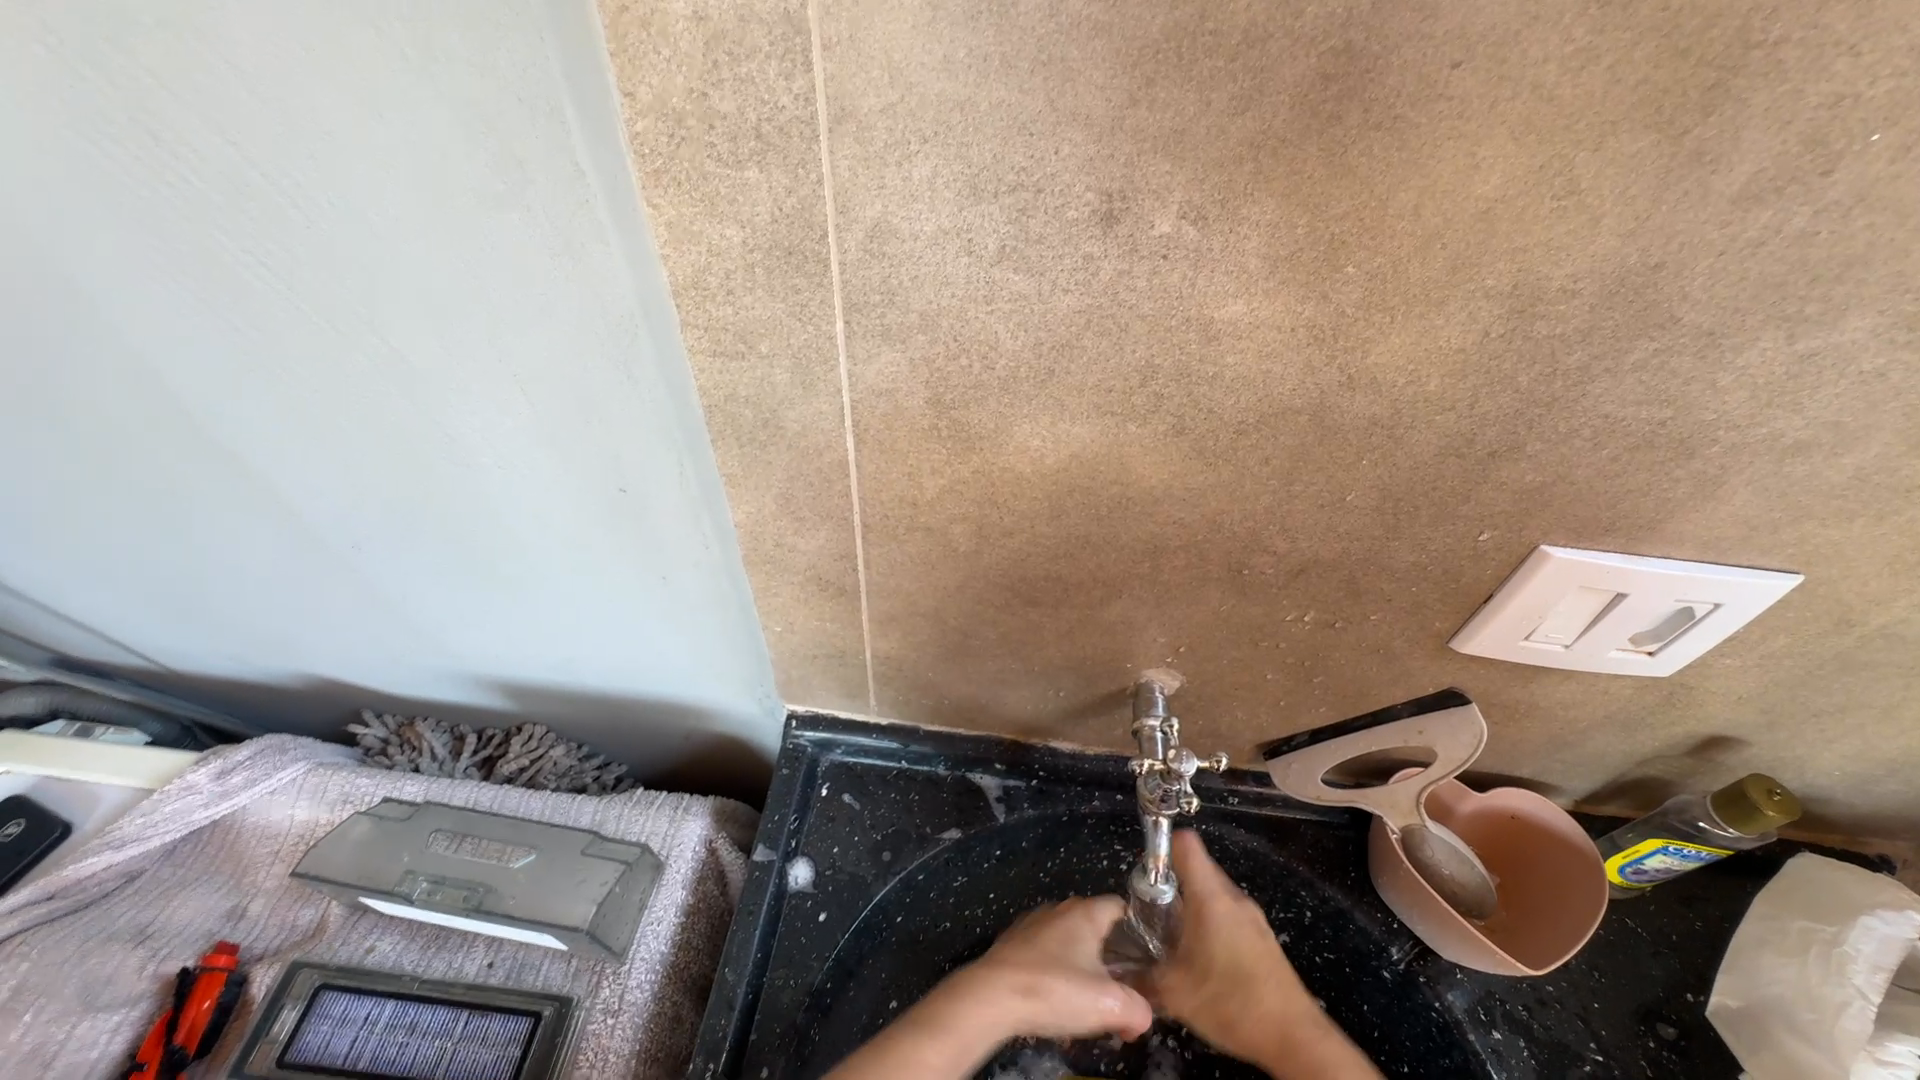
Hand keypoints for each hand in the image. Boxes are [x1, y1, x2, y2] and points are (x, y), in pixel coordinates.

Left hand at [939, 895, 1154, 1041]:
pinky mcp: (1012, 942)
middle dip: (1109, 955)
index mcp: (1085, 913)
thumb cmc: (1054, 990)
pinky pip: (1043, 953)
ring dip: (1079, 966)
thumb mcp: (1108, 1005)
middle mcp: (1059, 910)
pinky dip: (1052, 971)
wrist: (991, 997)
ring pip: (1067, 941)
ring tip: (1085, 1000)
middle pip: (1094, 925)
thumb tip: (1141, 1016)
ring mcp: (1032, 924)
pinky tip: (1053, 1000)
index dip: (1136, 928)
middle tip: (1119, 986)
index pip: (1120, 906)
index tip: (1145, 955)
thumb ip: (1137, 1010)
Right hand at [1153, 831, 1380, 1079]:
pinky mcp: (1264, 940)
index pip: (1186, 844)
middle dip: (1171, 886)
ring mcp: (1253, 919)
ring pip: (1213, 897)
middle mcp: (1234, 899)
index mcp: (1211, 897)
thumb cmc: (1231, 1002)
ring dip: (1191, 910)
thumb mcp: (1174, 993)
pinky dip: (1211, 928)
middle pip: (1198, 870)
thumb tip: (1119, 976)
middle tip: (1150, 912)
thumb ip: (1141, 977)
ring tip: (1172, 941)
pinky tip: (1201, 963)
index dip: (1161, 845)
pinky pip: (1229, 918)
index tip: (1145, 870)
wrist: (1295, 1039)